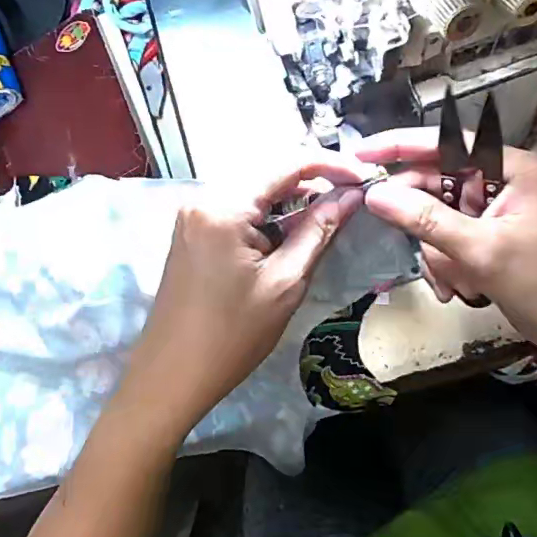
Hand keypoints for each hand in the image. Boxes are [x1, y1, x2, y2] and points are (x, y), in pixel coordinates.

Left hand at [118, 150, 374, 433]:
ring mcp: (192, 213)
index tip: (365, 177)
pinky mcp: (191, 229)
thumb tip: (351, 196)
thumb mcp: (286, 283)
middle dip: (311, 181)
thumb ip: (318, 231)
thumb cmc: (233, 335)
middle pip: (268, 171)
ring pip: (253, 189)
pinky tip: (289, 231)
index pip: (286, 162)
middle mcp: (202, 197)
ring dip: (290, 199)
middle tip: (350, 199)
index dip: (331, 164)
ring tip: (327, 217)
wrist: (172, 375)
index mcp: (223, 205)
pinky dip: (266, 214)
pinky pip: (236, 207)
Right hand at [353, 128, 536, 390]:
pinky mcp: (491, 238)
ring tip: (459, 286)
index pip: (446, 143)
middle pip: (437, 186)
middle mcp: (502, 181)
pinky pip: (450, 241)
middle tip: (425, 254)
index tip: (359, 154)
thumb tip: (374, 194)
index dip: (400, 146)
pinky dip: (449, 266)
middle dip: (426, 228)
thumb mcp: (482, 251)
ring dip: (439, 256)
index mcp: (512, 167)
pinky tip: (462, 291)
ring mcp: (496, 212)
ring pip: (438, 220)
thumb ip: (425, 219)